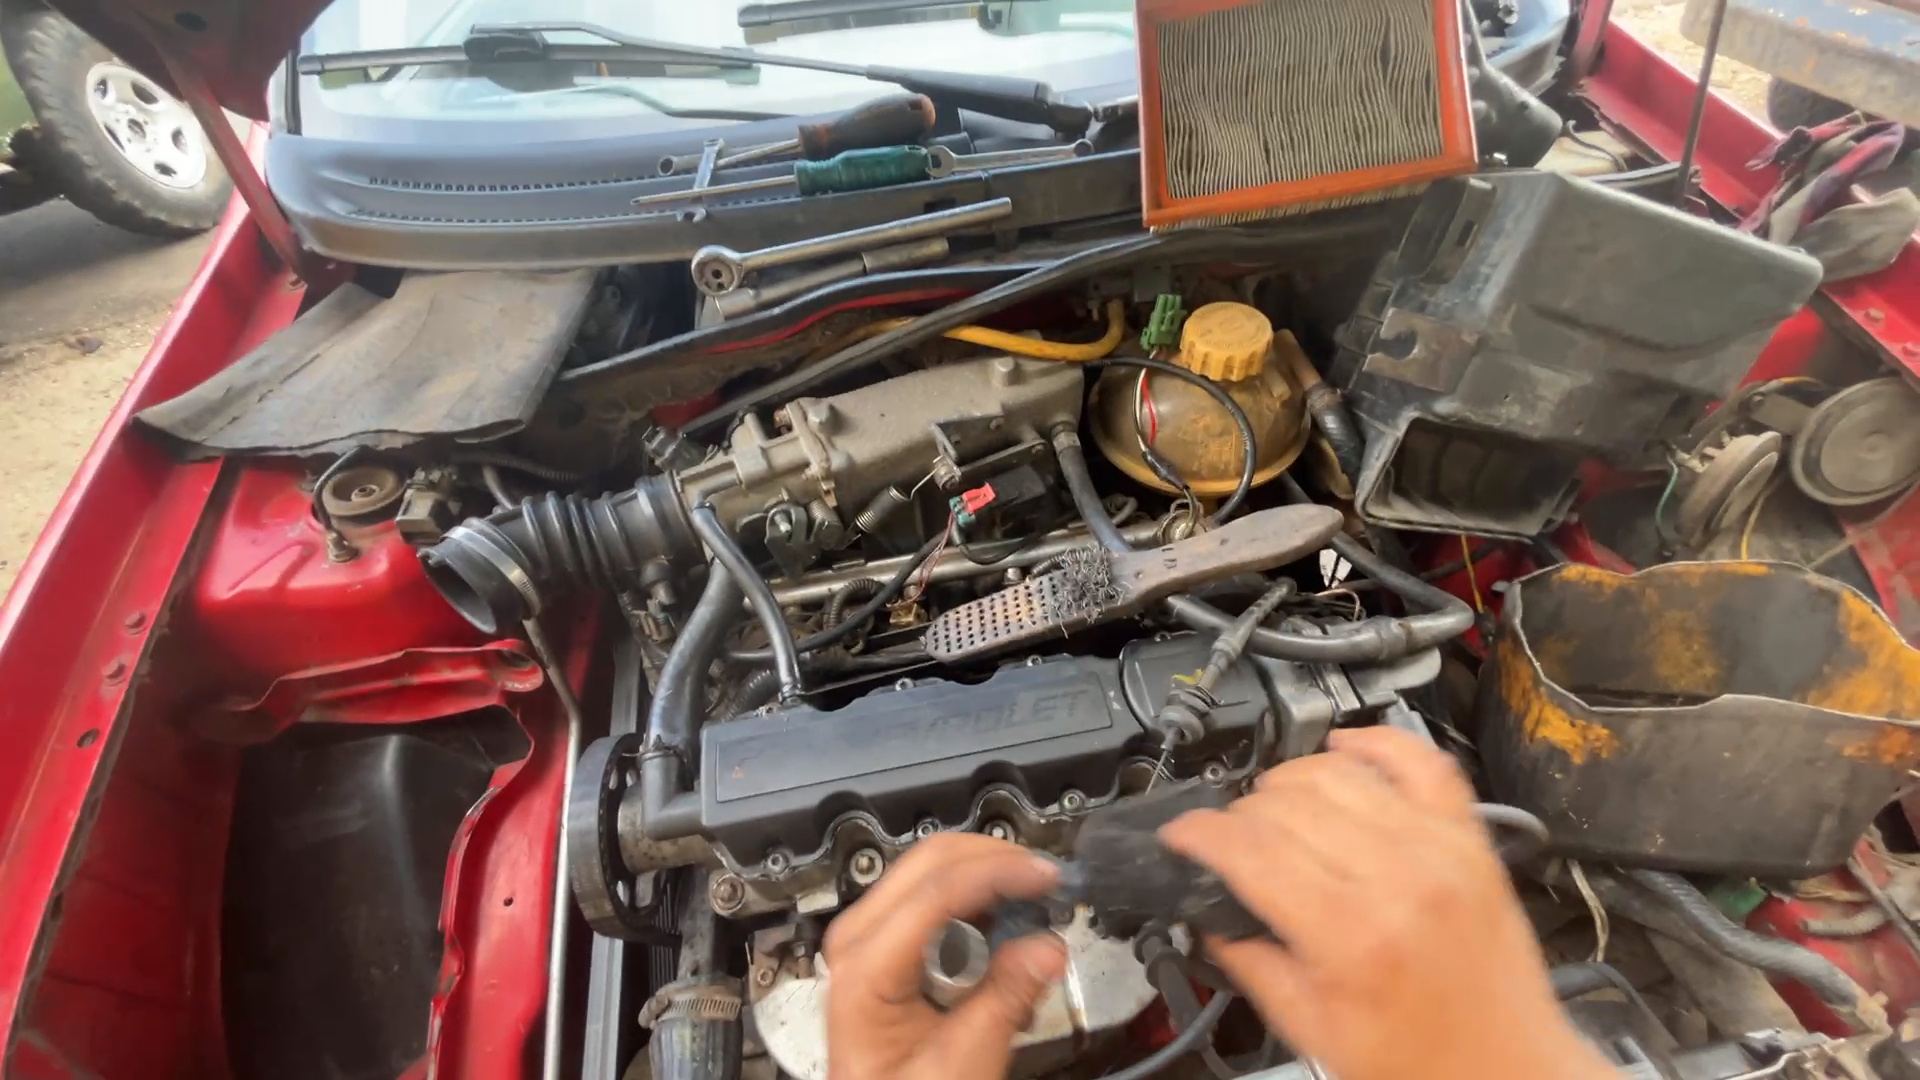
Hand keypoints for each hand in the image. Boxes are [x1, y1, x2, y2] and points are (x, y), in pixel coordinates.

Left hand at [824, 834, 1067, 1079]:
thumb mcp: (960, 1067)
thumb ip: (1004, 1002)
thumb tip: (1049, 947)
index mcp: (865, 967)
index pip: (936, 892)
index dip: (997, 872)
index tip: (1046, 875)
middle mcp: (860, 932)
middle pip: (933, 861)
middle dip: (996, 860)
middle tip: (1047, 878)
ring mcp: (871, 928)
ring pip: (936, 867)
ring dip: (990, 876)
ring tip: (1035, 907)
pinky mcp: (889, 933)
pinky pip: (936, 891)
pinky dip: (978, 898)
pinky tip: (1007, 928)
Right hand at [1160, 727, 1614, 1079]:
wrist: (1513, 1075)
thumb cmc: (1420, 1064)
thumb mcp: (1308, 1028)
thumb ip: (1242, 957)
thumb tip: (1203, 900)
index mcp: (1353, 936)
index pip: (1249, 849)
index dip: (1198, 833)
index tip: (1179, 833)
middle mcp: (1399, 878)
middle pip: (1282, 804)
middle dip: (1236, 817)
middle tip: (1229, 841)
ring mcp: (1438, 848)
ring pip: (1331, 772)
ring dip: (1284, 782)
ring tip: (1274, 812)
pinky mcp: (1465, 837)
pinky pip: (1417, 759)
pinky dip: (1373, 743)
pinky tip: (1341, 751)